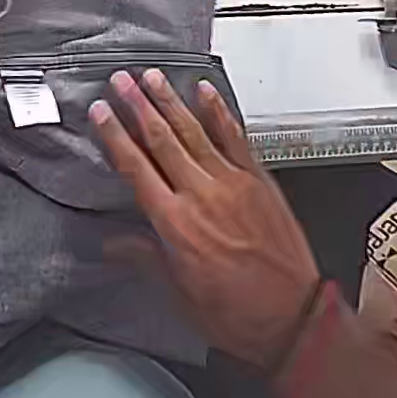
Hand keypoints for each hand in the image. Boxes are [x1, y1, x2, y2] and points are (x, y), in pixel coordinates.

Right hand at [90, 70, 319, 369]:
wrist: (295, 320)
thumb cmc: (237, 314)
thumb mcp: (179, 294)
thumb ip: (144, 258)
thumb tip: (112, 243)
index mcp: (175, 224)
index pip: (135, 168)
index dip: (115, 136)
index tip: (101, 112)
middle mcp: (200, 195)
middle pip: (161, 140)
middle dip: (137, 106)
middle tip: (120, 80)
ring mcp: (231, 182)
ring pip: (192, 131)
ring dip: (169, 101)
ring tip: (151, 77)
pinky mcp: (256, 179)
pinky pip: (233, 137)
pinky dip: (217, 111)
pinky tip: (204, 90)